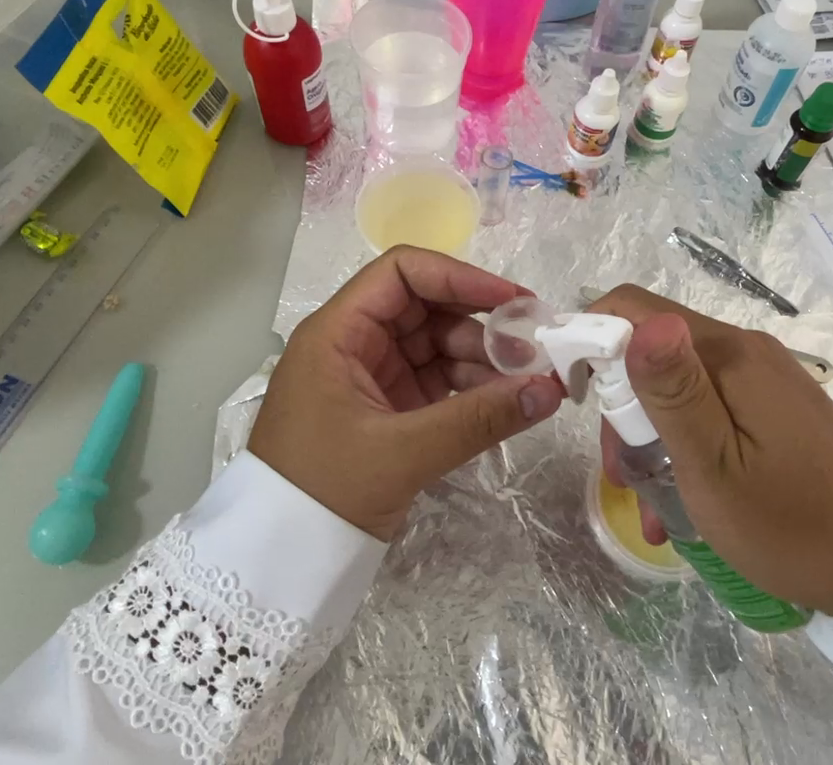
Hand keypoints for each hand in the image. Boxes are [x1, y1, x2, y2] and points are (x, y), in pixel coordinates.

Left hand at [251, 247, 564, 540]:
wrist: (281, 559)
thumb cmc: (326, 491)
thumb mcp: (403, 452)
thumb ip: (479, 418)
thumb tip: (550, 389)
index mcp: (338, 332)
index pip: (402, 273)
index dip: (459, 277)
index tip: (513, 301)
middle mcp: (353, 343)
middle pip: (425, 308)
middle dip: (480, 326)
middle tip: (531, 353)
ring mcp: (370, 376)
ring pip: (436, 345)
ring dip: (481, 360)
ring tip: (523, 385)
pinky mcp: (386, 408)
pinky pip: (435, 380)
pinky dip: (468, 388)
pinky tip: (501, 404)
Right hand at [590, 285, 832, 614]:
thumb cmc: (789, 523)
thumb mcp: (715, 467)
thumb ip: (674, 392)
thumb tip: (642, 322)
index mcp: (728, 355)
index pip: (633, 308)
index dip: (589, 339)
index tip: (570, 396)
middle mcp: (744, 351)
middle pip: (651, 349)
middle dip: (620, 405)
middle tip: (621, 474)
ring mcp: (761, 377)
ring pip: (676, 383)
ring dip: (648, 434)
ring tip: (648, 502)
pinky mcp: (772, 405)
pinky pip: (708, 407)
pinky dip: (681, 443)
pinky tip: (681, 499)